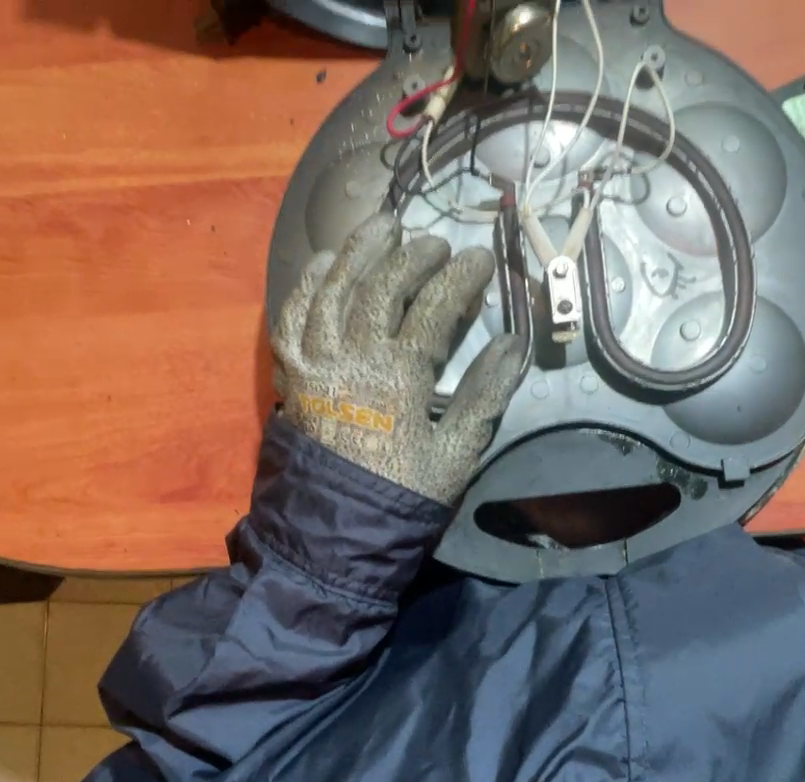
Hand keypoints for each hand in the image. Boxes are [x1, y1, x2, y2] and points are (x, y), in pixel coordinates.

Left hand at [274, 213, 527, 504]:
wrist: (338, 531)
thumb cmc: (403, 493)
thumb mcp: (456, 453)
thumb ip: (484, 396)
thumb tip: (512, 344)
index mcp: (398, 376)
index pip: (433, 308)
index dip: (460, 278)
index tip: (479, 259)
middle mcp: (352, 357)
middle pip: (381, 288)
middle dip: (413, 257)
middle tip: (435, 244)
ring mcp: (315, 363)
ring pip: (333, 290)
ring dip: (359, 252)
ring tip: (383, 228)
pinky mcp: (291, 375)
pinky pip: (292, 317)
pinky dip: (307, 285)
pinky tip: (325, 263)